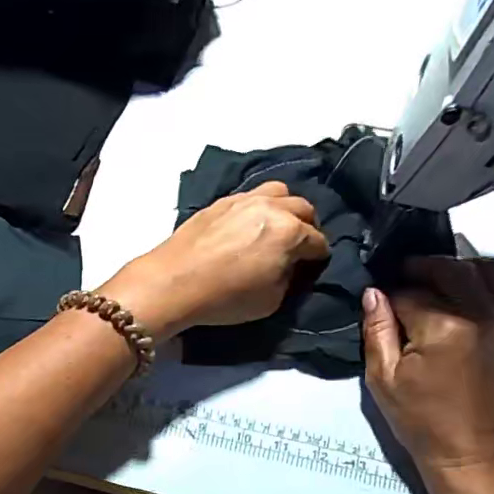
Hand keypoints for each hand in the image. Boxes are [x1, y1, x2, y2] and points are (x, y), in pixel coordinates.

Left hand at [97, 181, 330, 338]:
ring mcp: (245, 200)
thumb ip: (288, 279)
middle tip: (301, 247)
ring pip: (279, 192)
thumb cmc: (225, 298)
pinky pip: (252, 195)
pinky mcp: (222, 202)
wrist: (175, 282)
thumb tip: (290, 267)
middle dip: (309, 228)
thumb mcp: (271, 301)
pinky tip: (253, 222)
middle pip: (304, 209)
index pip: (318, 242)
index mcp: (290, 233)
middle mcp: (272, 208)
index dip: (319, 258)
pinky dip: (261, 206)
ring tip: (279, 227)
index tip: (313, 268)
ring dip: (287, 208)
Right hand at [363, 257, 493, 476]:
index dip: (391, 296)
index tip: (385, 308)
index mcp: (442, 327)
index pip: (409, 292)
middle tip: (410, 280)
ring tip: (451, 284)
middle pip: (452, 270)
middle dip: (425, 270)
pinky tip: (487, 301)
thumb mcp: (382, 379)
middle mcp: (482, 314)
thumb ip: (377, 331)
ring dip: (468, 270)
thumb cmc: (420, 417)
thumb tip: (374, 291)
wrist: (469, 447)